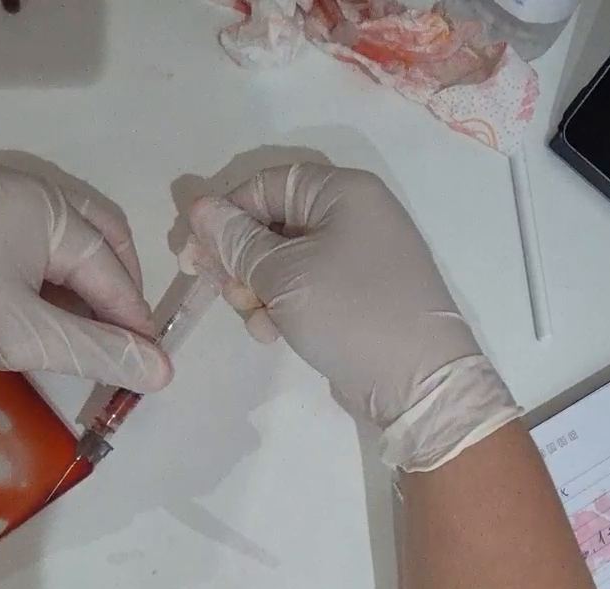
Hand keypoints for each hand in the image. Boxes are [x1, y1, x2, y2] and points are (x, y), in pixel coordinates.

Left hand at [0, 164, 168, 391]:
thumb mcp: (23, 336)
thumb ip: (100, 352)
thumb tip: (165, 372)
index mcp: (46, 205)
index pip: (114, 269)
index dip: (136, 323)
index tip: (153, 370)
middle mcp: (27, 184)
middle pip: (103, 238)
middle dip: (120, 293)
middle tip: (124, 347)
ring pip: (69, 238)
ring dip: (90, 286)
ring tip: (90, 337)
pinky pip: (36, 239)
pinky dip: (56, 277)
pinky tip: (50, 313)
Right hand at [183, 164, 520, 471]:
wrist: (416, 383)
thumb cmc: (351, 314)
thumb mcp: (284, 276)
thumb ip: (238, 242)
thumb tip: (200, 209)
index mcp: (343, 192)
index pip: (266, 184)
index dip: (224, 215)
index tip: (192, 253)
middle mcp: (353, 217)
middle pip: (273, 225)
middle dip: (240, 260)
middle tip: (218, 293)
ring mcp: (358, 261)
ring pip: (285, 264)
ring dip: (258, 291)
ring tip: (255, 320)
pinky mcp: (356, 299)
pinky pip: (306, 291)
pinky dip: (283, 308)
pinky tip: (273, 334)